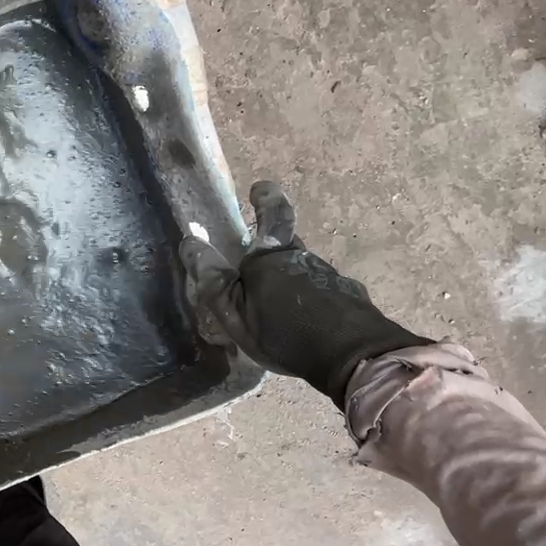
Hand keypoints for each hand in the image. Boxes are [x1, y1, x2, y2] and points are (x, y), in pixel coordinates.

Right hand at [179, 181, 430, 407]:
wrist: (355, 359)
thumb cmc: (284, 332)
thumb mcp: (234, 311)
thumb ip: (212, 278)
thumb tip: (190, 241)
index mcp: (271, 258)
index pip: (273, 218)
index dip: (267, 199)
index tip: (260, 187)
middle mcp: (305, 259)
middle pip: (288, 247)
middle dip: (273, 251)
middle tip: (255, 268)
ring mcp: (333, 279)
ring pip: (305, 271)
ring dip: (291, 280)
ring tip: (276, 307)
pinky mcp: (352, 302)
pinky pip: (324, 293)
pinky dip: (311, 301)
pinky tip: (305, 322)